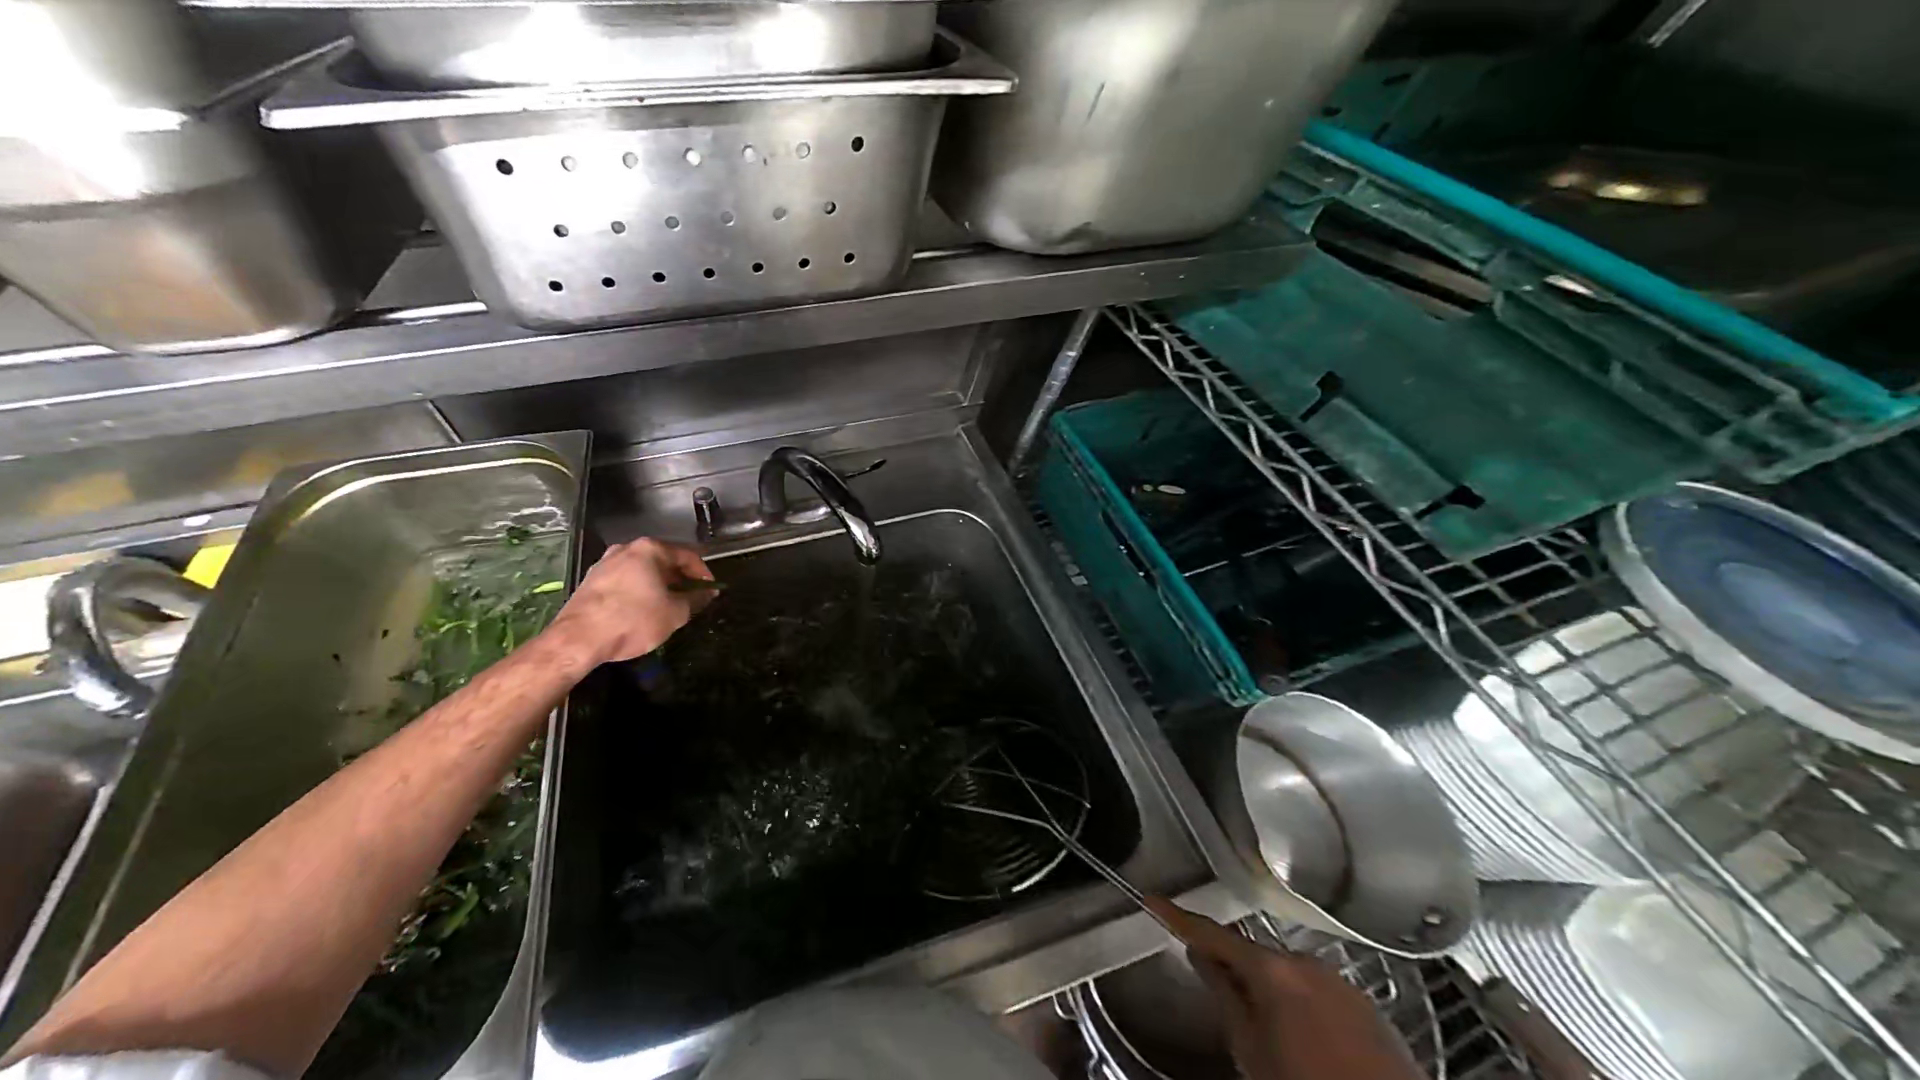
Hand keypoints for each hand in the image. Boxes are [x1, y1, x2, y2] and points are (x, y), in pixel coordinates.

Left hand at [546, 538, 713, 665]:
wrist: (578, 639)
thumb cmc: (633, 620)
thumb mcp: (675, 613)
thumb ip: (696, 599)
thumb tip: (708, 592)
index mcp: (649, 549)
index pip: (688, 555)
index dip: (704, 574)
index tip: (711, 591)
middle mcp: (625, 549)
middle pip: (663, 560)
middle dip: (680, 579)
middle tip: (692, 599)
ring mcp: (605, 564)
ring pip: (642, 571)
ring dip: (659, 586)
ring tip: (669, 606)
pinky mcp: (591, 581)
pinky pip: (625, 581)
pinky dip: (639, 591)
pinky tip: (643, 610)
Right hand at [1143, 898, 1424, 1079]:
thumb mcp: (1252, 1052)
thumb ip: (1225, 997)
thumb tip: (1201, 958)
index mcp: (1273, 971)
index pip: (1214, 935)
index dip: (1178, 918)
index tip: (1153, 901)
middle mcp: (1307, 963)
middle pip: (1254, 954)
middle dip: (1233, 966)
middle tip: (1214, 990)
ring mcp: (1340, 982)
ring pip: (1287, 973)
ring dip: (1268, 987)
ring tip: (1265, 1029)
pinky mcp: (1366, 1005)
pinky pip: (1317, 991)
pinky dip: (1300, 1002)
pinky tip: (1303, 1038)